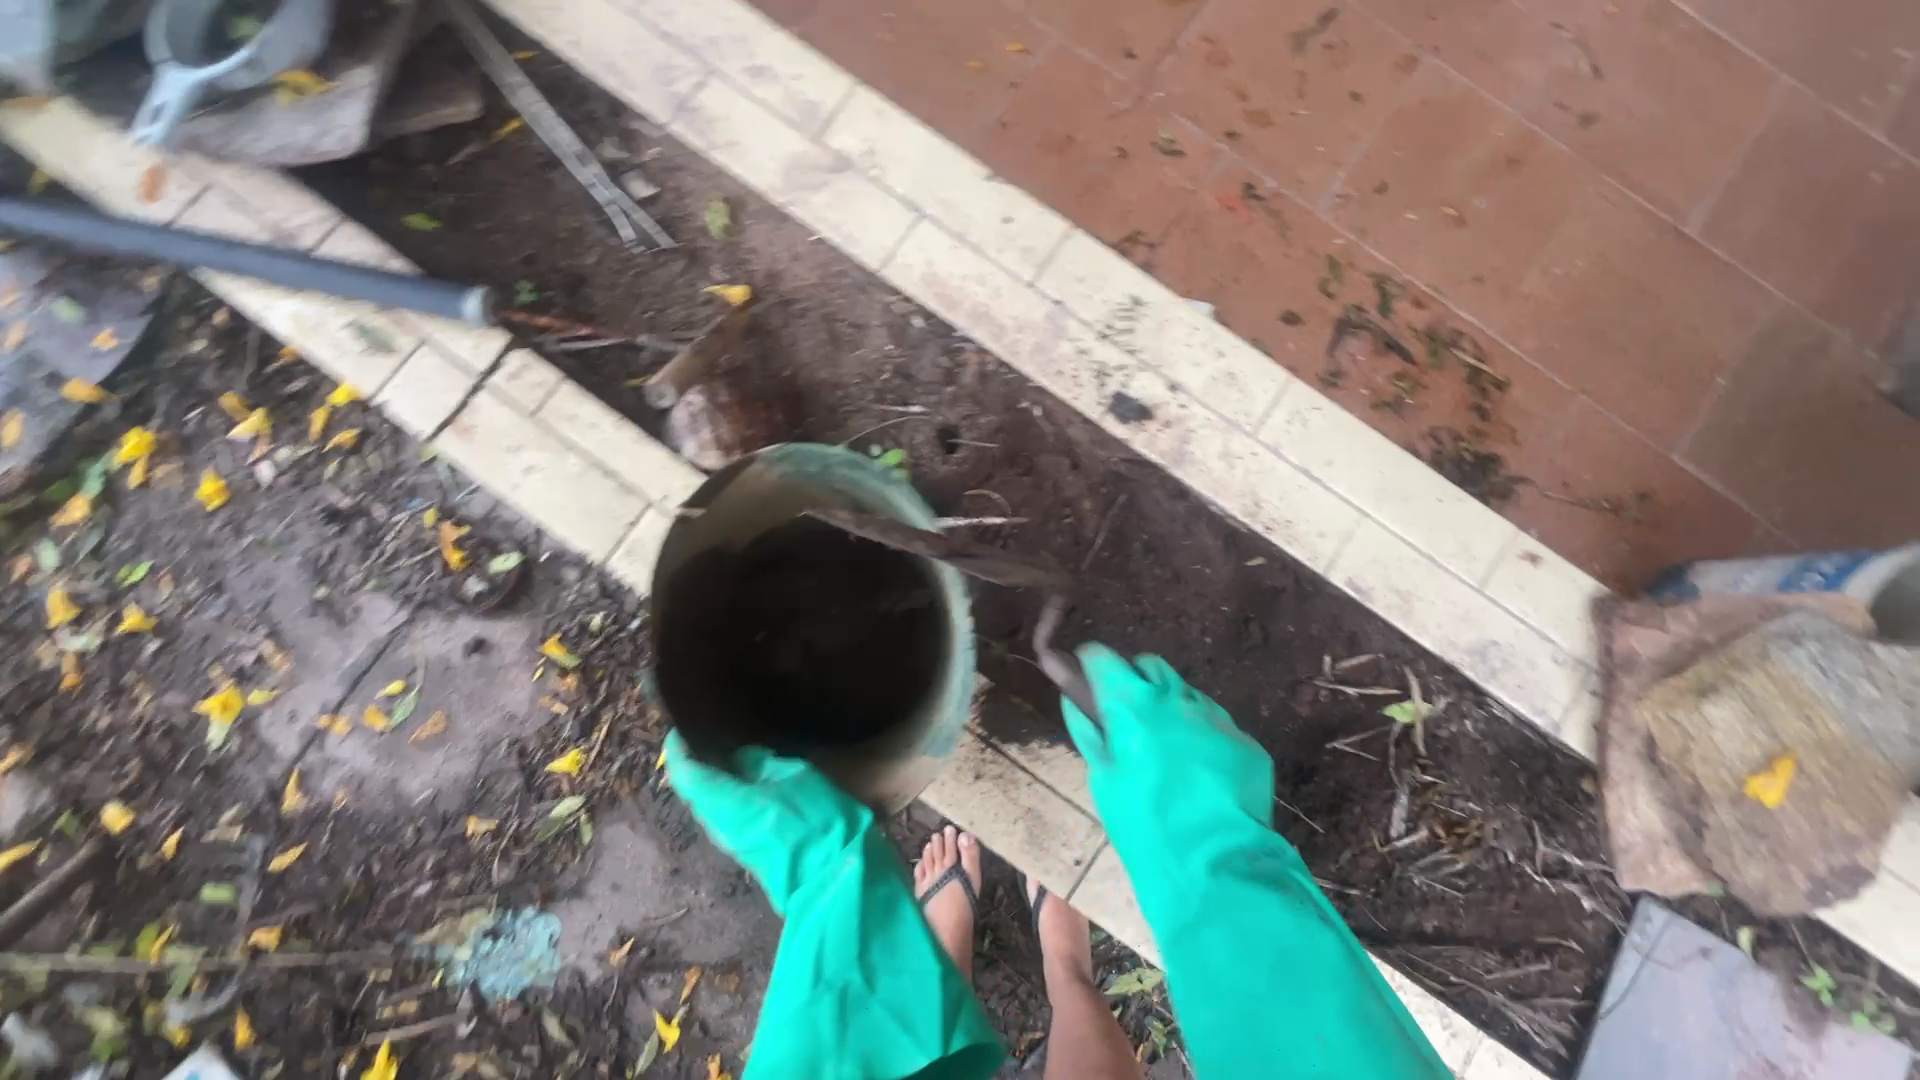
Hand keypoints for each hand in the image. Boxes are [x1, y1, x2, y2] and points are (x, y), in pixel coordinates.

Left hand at [663, 732, 872, 913]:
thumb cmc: (812, 819)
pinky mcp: (742, 846)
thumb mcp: (791, 775)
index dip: (679, 747)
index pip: (683, 772)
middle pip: (693, 787)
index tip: (687, 725)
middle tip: (714, 732)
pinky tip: (749, 776)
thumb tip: (739, 755)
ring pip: (708, 801)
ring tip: (734, 749)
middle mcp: (714, 822)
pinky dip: (728, 791)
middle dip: (698, 760)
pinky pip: (724, 812)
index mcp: (721, 801)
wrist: (830, 874)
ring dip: (715, 776)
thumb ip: (759, 762)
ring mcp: (727, 838)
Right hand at [1061, 644, 1274, 852]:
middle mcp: (1176, 697)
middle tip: (1124, 716)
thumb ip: (1088, 732)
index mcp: (1132, 703)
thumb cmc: (1142, 824)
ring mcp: (1215, 717)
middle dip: (1132, 679)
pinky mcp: (1245, 741)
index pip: (1102, 657)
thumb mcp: (1102, 779)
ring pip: (1184, 694)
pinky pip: (1215, 725)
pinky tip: (1199, 775)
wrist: (1214, 864)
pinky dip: (1200, 737)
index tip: (1085, 677)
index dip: (1089, 664)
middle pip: (1148, 665)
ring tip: (1164, 752)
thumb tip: (1072, 698)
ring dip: (1168, 708)